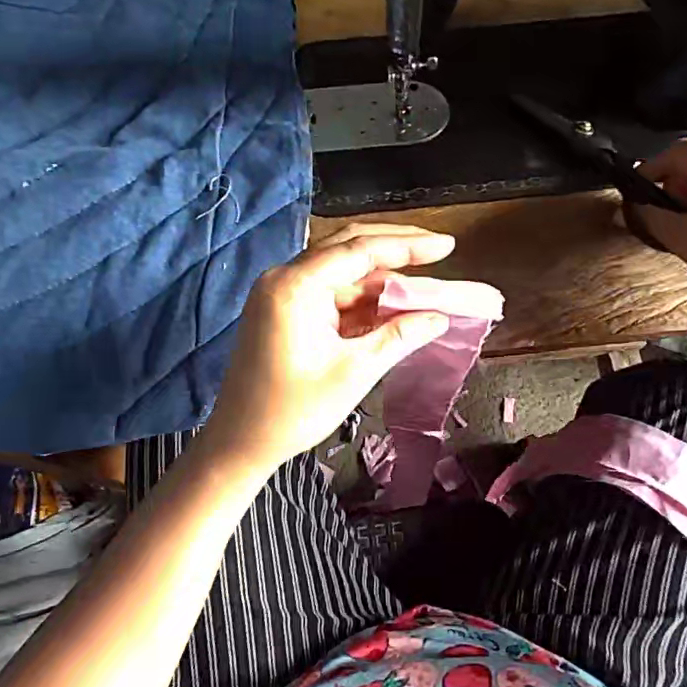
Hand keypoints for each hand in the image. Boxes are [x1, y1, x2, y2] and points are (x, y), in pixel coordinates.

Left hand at [200, 224, 457, 470]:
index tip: (446, 245)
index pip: (358, 250)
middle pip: (348, 248)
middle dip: (395, 250)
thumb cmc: (291, 412)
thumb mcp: (354, 372)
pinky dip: (360, 299)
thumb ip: (399, 336)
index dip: (407, 246)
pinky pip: (329, 293)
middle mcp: (284, 278)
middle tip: (440, 251)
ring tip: (426, 284)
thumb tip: (440, 317)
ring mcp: (281, 293)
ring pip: (341, 272)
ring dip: (380, 279)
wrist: (239, 441)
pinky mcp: (284, 310)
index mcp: (294, 286)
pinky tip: (392, 305)